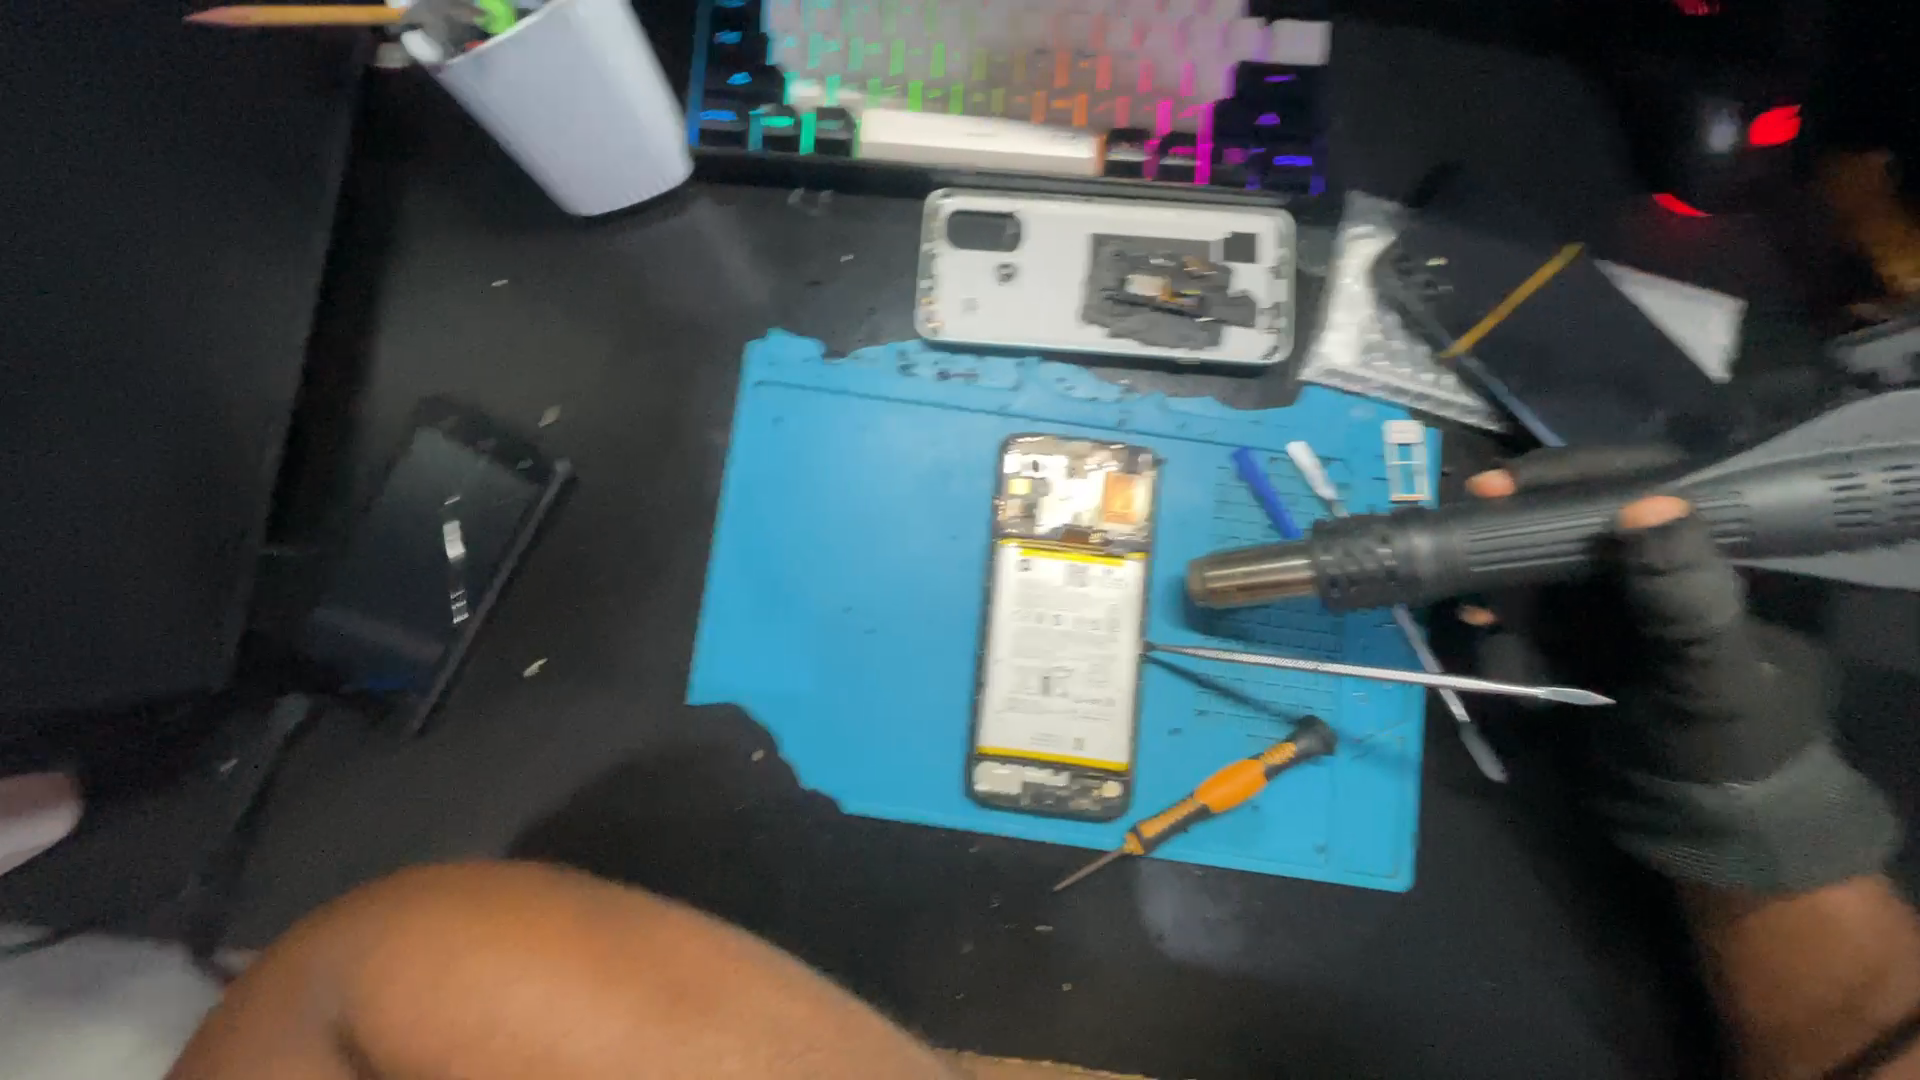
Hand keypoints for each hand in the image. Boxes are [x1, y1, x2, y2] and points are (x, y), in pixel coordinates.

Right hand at [1464, 450, 1898, 892]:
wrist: (1688, 828)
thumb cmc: (1728, 750)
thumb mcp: (1715, 675)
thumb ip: (1687, 596)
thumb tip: (1648, 505)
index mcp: (1714, 561)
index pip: (1642, 485)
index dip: (1567, 475)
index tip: (1496, 487)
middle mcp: (1649, 572)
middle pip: (1563, 524)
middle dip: (1509, 545)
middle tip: (1460, 550)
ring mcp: (1599, 607)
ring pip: (1524, 572)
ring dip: (1493, 596)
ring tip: (1478, 620)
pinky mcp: (1561, 639)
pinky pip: (1510, 619)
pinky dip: (1493, 634)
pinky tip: (1493, 650)